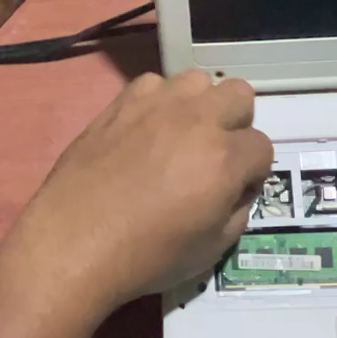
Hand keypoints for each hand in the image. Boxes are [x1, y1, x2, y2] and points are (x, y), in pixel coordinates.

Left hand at [4, 70, 272, 310]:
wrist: (74, 244)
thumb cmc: (146, 257)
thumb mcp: (211, 249)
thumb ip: (238, 211)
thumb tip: (237, 188)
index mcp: (224, 159)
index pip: (262, 147)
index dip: (252, 172)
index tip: (233, 190)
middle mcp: (196, 121)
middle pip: (240, 95)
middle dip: (236, 124)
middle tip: (214, 155)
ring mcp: (157, 105)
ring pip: (199, 80)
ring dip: (199, 105)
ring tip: (181, 135)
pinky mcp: (121, 102)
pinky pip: (154, 83)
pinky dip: (158, 102)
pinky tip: (145, 130)